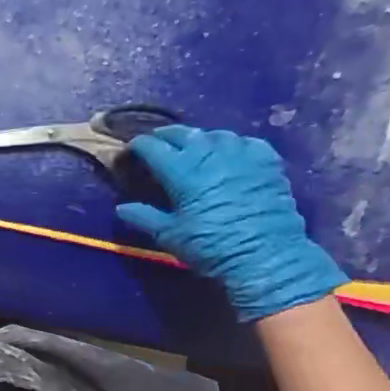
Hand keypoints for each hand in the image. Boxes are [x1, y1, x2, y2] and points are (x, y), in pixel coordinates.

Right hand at [115, 125, 345, 321]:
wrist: (266, 257)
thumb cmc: (211, 246)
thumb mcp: (169, 235)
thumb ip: (144, 217)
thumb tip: (122, 208)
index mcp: (181, 170)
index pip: (152, 147)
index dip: (137, 146)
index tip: (130, 152)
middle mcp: (209, 154)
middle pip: (182, 133)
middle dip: (164, 136)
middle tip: (156, 144)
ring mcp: (241, 154)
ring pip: (214, 134)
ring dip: (198, 139)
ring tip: (192, 148)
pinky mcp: (267, 161)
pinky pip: (245, 142)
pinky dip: (232, 145)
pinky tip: (230, 155)